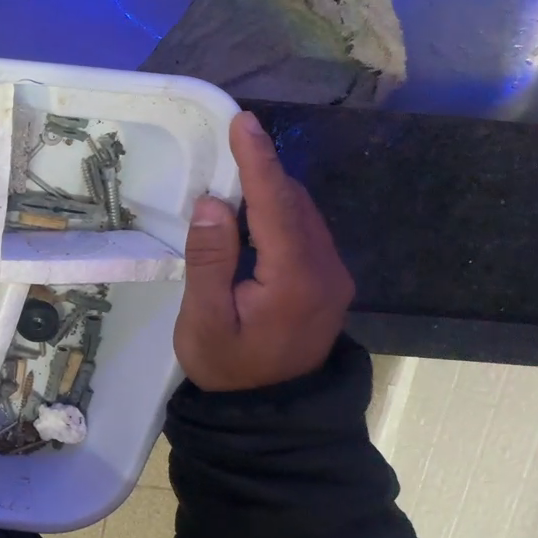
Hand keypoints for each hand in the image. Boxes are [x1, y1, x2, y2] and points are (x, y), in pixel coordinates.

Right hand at [176, 111, 354, 391]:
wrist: (268, 413)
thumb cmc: (227, 366)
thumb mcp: (205, 317)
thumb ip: (210, 260)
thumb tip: (213, 204)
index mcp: (295, 277)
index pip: (276, 205)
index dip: (258, 161)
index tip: (243, 123)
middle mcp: (325, 269)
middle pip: (295, 204)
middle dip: (265, 168)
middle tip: (231, 138)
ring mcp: (332, 276)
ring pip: (303, 215)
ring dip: (271, 188)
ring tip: (235, 165)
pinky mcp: (326, 283)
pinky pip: (303, 232)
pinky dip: (277, 209)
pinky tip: (251, 207)